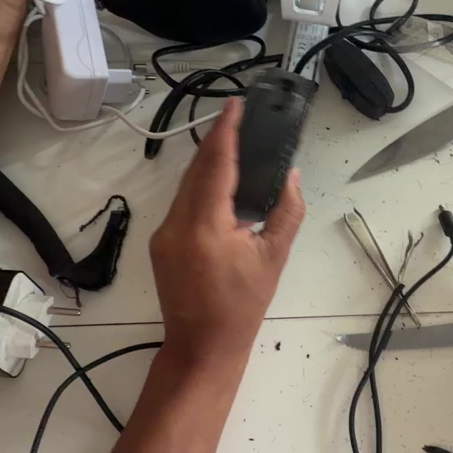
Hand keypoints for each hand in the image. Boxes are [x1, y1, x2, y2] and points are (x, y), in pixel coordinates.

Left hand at [148, 98, 305, 360]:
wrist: (202, 347)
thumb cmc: (243, 306)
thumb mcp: (273, 258)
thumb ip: (286, 212)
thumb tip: (291, 175)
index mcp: (206, 226)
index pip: (216, 166)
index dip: (226, 131)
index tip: (236, 105)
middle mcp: (177, 224)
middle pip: (197, 169)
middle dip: (217, 140)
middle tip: (239, 118)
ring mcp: (164, 233)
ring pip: (186, 184)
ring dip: (209, 162)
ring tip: (234, 142)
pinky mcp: (161, 242)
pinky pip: (182, 201)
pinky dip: (201, 185)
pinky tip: (220, 181)